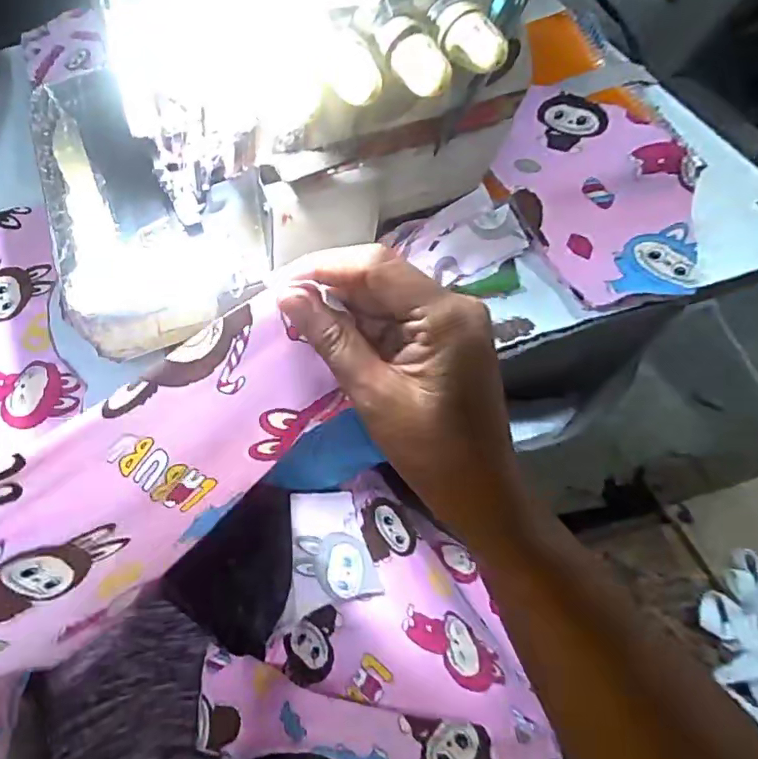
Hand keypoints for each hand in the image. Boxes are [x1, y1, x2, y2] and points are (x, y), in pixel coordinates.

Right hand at [276, 244, 515, 513]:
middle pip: (379, 276)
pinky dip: (356, 323)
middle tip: (278, 297)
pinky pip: (390, 318)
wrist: (479, 492)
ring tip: (292, 312)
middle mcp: (451, 305)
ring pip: (381, 296)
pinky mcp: (439, 339)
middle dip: (327, 283)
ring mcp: (447, 321)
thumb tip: (287, 296)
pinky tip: (323, 329)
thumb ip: (331, 338)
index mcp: (444, 314)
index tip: (278, 281)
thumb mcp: (371, 392)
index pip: (376, 267)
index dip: (322, 267)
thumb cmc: (428, 450)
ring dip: (337, 303)